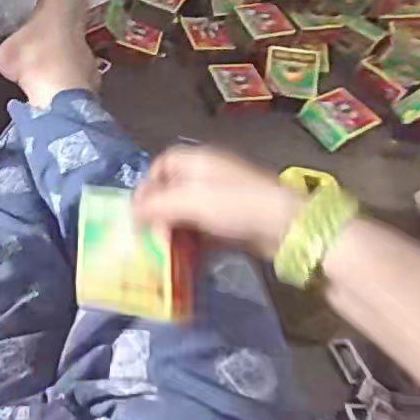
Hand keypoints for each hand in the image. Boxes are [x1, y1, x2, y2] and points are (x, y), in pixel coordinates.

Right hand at [132, 145, 305, 256]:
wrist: (287, 228)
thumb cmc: (234, 205)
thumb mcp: (189, 202)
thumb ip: (155, 206)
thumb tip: (131, 213)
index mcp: (196, 161)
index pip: (161, 165)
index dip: (147, 185)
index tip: (139, 211)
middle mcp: (208, 176)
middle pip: (172, 191)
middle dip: (159, 214)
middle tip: (150, 236)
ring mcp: (223, 199)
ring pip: (187, 214)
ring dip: (175, 232)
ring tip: (166, 252)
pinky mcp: (234, 222)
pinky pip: (204, 230)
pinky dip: (193, 243)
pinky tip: (187, 259)